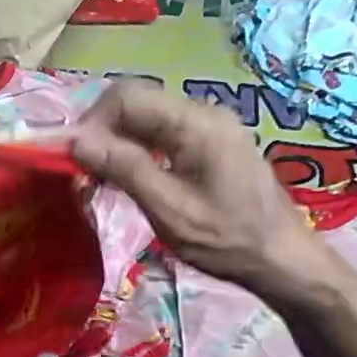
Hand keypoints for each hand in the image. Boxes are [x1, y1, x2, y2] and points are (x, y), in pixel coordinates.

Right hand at [72, 81, 330, 297]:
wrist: (281, 259)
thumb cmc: (226, 239)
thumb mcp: (169, 208)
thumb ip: (124, 169)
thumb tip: (77, 141)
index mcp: (197, 123)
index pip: (127, 97)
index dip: (92, 123)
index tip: (75, 160)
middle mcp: (203, 113)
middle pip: (135, 103)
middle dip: (101, 133)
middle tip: (83, 173)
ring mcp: (208, 127)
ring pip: (144, 119)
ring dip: (115, 144)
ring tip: (100, 180)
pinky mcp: (208, 144)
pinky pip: (160, 134)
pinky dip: (135, 151)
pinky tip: (127, 179)